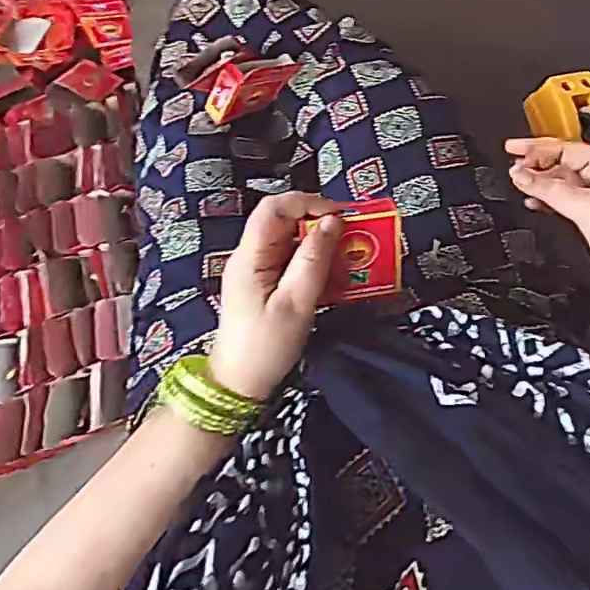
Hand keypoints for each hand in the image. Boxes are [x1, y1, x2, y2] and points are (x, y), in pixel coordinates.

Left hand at [208, 193, 342, 399]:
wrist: (238, 386)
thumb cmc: (265, 347)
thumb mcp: (295, 304)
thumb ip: (313, 260)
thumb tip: (332, 222)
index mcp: (250, 256)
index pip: (274, 208)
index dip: (307, 202)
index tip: (340, 215)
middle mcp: (250, 256)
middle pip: (284, 221)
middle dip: (319, 223)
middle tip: (351, 235)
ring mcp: (257, 270)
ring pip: (291, 240)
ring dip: (320, 244)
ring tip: (347, 256)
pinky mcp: (265, 283)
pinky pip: (292, 260)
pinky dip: (314, 262)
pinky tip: (333, 275)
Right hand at [505, 138, 589, 288]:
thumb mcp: (587, 206)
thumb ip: (550, 189)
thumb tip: (521, 173)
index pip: (566, 148)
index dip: (538, 147)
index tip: (514, 149)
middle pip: (563, 163)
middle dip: (536, 162)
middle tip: (512, 163)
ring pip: (561, 183)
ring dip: (539, 181)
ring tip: (518, 181)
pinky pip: (564, 201)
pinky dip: (547, 200)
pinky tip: (533, 202)